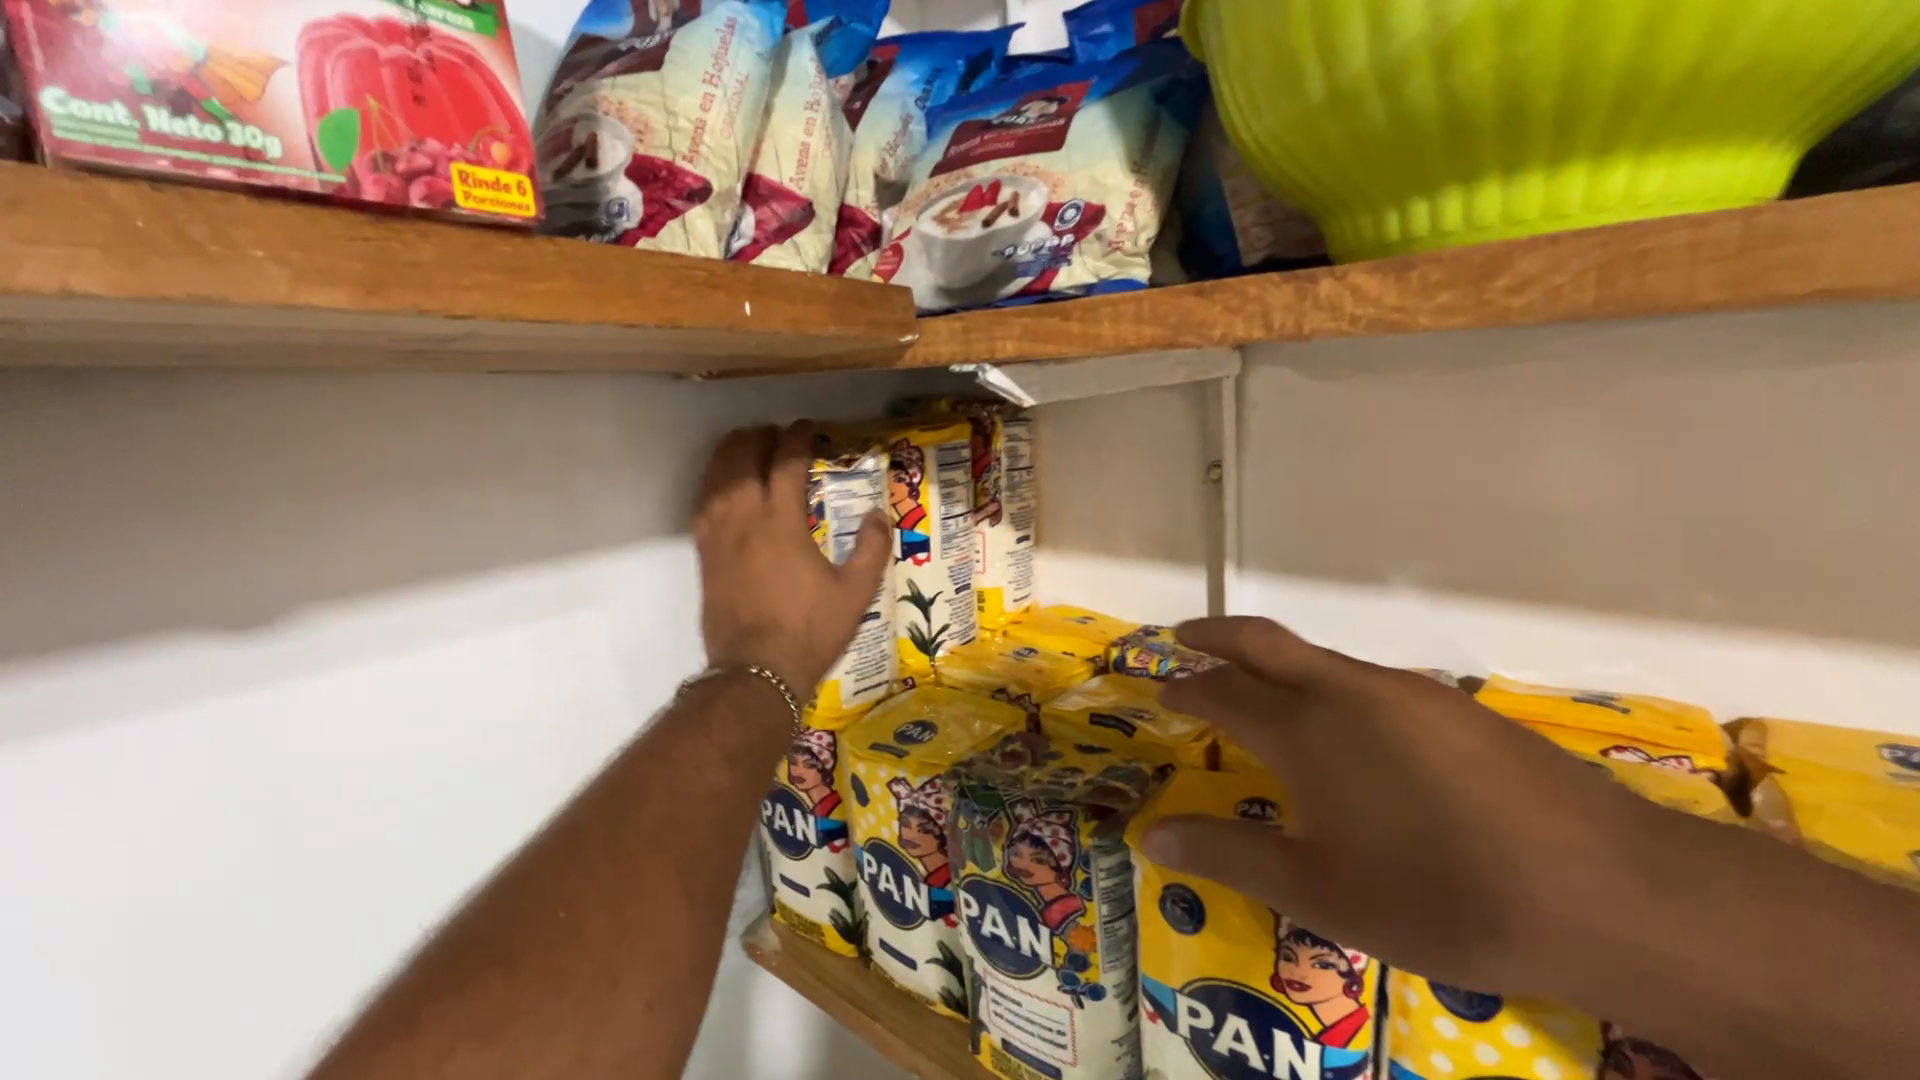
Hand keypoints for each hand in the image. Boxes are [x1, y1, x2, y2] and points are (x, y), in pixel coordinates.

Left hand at [694, 422, 889, 696]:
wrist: (756, 671)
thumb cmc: (810, 630)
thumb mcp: (856, 592)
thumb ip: (872, 549)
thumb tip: (878, 515)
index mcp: (782, 523)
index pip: (786, 463)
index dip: (798, 438)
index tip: (807, 427)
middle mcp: (744, 519)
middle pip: (741, 458)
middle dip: (758, 437)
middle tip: (777, 435)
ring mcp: (718, 536)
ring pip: (715, 477)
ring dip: (731, 454)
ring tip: (747, 448)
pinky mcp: (704, 555)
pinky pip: (702, 504)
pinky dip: (713, 483)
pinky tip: (723, 487)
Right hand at [1143, 617, 1666, 998]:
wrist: (1609, 893)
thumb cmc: (1441, 897)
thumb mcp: (1320, 891)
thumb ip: (1230, 855)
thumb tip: (1150, 834)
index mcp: (1308, 729)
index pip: (1224, 691)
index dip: (1187, 688)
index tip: (1162, 692)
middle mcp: (1352, 693)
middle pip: (1267, 643)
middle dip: (1218, 635)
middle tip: (1184, 638)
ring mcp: (1412, 695)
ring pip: (1323, 662)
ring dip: (1278, 665)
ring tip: (1261, 695)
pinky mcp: (1460, 711)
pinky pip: (1370, 684)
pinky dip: (1329, 689)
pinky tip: (1349, 735)